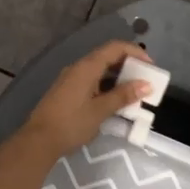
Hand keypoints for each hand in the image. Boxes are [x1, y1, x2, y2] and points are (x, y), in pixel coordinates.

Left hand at [18, 40, 152, 158]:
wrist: (38, 140)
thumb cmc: (71, 123)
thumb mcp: (100, 111)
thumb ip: (123, 96)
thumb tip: (146, 85)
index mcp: (87, 67)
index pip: (115, 48)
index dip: (135, 52)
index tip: (151, 66)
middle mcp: (78, 67)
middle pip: (107, 57)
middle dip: (128, 66)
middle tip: (145, 80)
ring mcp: (71, 79)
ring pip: (99, 70)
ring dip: (117, 78)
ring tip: (134, 93)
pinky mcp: (67, 91)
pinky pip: (92, 81)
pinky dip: (106, 86)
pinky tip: (114, 102)